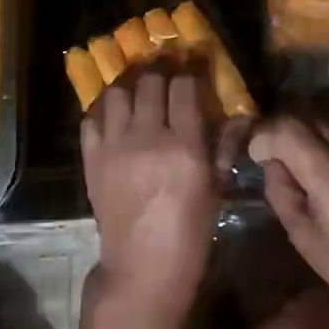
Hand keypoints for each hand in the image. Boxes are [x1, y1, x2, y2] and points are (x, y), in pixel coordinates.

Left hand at [81, 63, 218, 315]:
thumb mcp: (215, 190)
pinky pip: (92, 117)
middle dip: (160, 71)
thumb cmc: (188, 234)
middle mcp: (146, 138)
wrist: (141, 266)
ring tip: (138, 90)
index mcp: (184, 147)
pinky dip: (103, 110)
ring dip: (129, 86)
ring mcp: (113, 146)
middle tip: (167, 71)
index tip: (194, 62)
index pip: (184, 88)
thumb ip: (223, 147)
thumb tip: (237, 114)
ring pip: (116, 93)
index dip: (190, 69)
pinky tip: (114, 115)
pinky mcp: (90, 157)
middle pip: (149, 83)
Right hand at [248, 114, 328, 328]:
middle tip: (264, 147)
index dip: (262, 135)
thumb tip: (270, 162)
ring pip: (324, 109)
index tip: (252, 156)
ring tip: (285, 146)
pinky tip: (310, 150)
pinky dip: (317, 126)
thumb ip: (280, 190)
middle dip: (277, 123)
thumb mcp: (301, 234)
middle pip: (305, 110)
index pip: (287, 129)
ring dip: (298, 120)